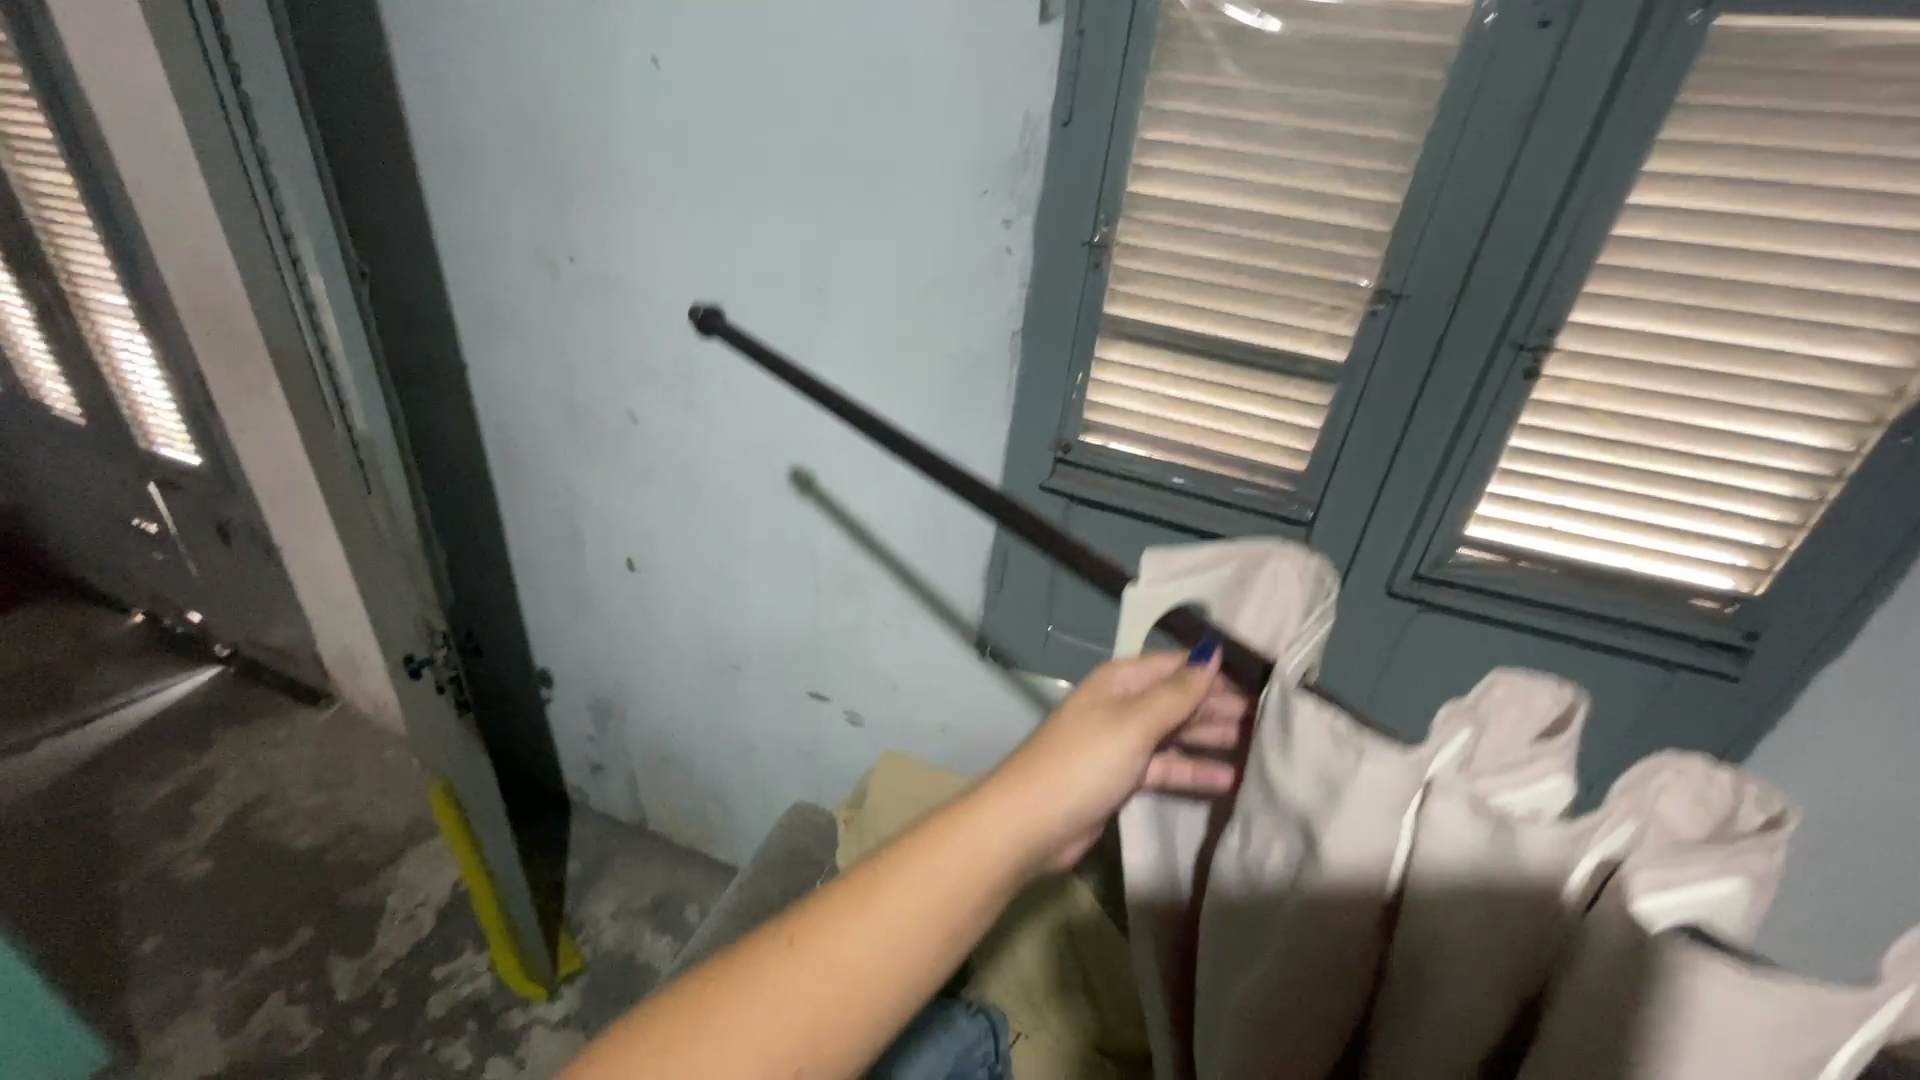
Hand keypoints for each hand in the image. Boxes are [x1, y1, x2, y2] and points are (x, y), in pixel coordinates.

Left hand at [979, 644, 1250, 874]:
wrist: (1031, 822)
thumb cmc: (1083, 762)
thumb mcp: (1133, 722)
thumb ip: (1177, 692)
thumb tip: (1213, 653)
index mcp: (1121, 681)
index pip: (1177, 666)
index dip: (1216, 672)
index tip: (1261, 683)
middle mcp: (1123, 705)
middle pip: (1179, 699)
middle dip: (1219, 706)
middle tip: (1268, 719)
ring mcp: (1123, 743)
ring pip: (1176, 734)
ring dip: (1211, 738)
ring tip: (1258, 745)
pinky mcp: (1123, 778)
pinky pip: (1166, 767)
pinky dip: (1194, 771)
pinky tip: (1229, 778)